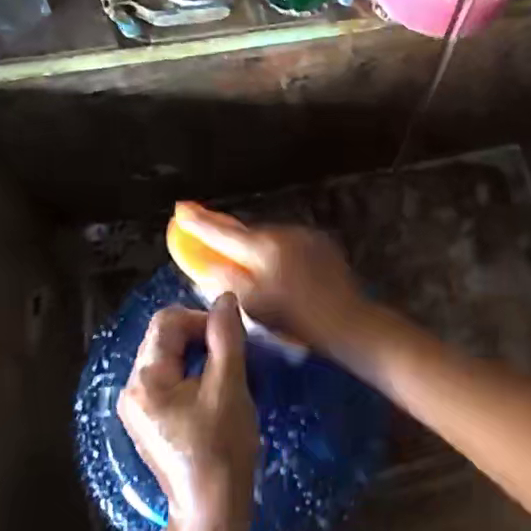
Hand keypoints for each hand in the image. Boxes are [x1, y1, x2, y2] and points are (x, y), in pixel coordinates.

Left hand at [119, 295, 258, 530]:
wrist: (212, 510)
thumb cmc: (222, 449)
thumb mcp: (229, 388)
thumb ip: (226, 338)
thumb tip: (225, 300)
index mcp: (145, 380)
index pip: (167, 322)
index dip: (201, 319)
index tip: (231, 338)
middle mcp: (132, 389)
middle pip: (165, 338)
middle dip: (202, 338)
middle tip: (235, 358)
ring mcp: (139, 407)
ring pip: (170, 359)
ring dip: (202, 357)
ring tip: (230, 377)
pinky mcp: (151, 421)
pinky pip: (171, 381)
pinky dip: (195, 376)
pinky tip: (217, 396)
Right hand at [171, 202, 369, 347]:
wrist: (349, 322)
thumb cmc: (298, 320)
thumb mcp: (254, 305)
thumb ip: (227, 282)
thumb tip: (208, 267)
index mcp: (264, 248)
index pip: (223, 232)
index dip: (199, 221)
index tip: (181, 208)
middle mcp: (284, 234)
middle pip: (247, 233)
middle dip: (228, 236)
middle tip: (207, 234)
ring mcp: (305, 237)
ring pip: (269, 239)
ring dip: (255, 248)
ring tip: (244, 262)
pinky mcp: (321, 245)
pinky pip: (289, 244)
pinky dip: (276, 253)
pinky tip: (276, 270)